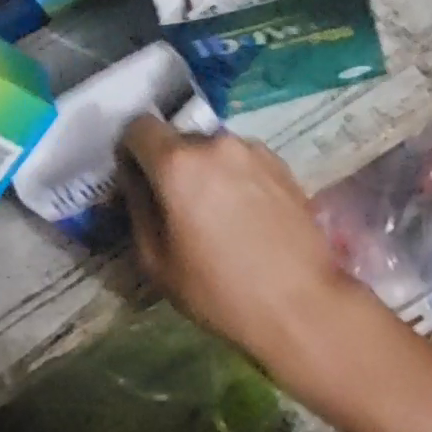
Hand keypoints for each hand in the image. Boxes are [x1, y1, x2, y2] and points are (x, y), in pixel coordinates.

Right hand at [119, 117, 358, 370]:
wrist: (300, 303)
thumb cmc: (219, 290)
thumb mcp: (157, 261)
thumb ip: (137, 208)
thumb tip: (135, 181)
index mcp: (178, 163)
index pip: (139, 128)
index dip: (131, 152)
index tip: (137, 182)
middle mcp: (216, 143)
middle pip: (178, 140)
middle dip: (171, 166)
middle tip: (178, 209)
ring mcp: (254, 150)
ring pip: (213, 151)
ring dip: (206, 172)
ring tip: (218, 217)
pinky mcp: (282, 164)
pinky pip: (242, 161)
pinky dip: (235, 179)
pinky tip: (247, 218)